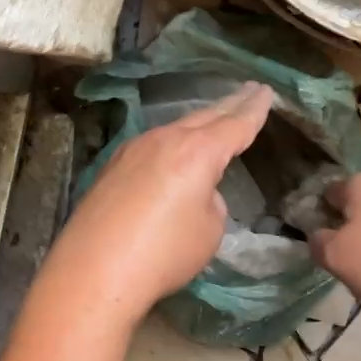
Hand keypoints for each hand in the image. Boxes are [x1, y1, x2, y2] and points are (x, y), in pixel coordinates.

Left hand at [43, 82, 273, 321]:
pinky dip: (174, 141)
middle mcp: (165, 139)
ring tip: (216, 116)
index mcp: (197, 151)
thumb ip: (211, 201)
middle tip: (251, 89)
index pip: (235, 124)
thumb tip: (195, 191)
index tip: (267, 92)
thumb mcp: (209, 231)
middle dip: (231, 103)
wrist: (94, 270)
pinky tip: (175, 149)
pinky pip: (154, 144)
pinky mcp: (113, 165)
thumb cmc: (163, 254)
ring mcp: (134, 148)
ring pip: (176, 128)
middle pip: (205, 116)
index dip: (255, 109)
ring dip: (200, 122)